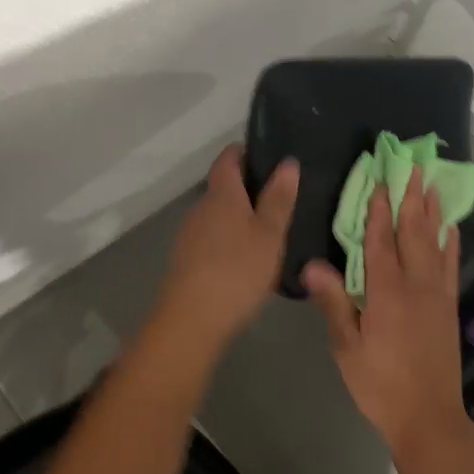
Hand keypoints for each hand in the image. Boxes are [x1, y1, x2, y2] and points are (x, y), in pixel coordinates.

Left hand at [158, 144, 298, 348]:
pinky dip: (230, 238)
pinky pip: (212, 237)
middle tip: (282, 196)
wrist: (191, 321)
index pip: (228, 157)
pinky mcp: (186, 259)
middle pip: (223, 186)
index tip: (271, 156)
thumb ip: (279, 198)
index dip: (247, 151)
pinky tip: (248, 257)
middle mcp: (201, 207)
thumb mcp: (270, 234)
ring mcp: (189, 234)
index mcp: (221, 193)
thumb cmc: (237, 271)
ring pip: (218, 213)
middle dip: (249, 186)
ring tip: (270, 228)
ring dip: (240, 215)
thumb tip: (288, 162)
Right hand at [305, 179, 471, 457]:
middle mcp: (416, 284)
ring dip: (432, 211)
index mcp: (386, 292)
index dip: (379, 210)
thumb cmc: (380, 384)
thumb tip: (312, 264)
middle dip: (411, 198)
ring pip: (435, 242)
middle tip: (413, 167)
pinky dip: (450, 241)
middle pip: (413, 232)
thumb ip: (334, 302)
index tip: (380, 181)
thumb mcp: (347, 348)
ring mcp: (437, 293)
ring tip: (432, 184)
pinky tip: (450, 227)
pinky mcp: (449, 305)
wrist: (427, 415)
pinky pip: (450, 264)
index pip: (380, 241)